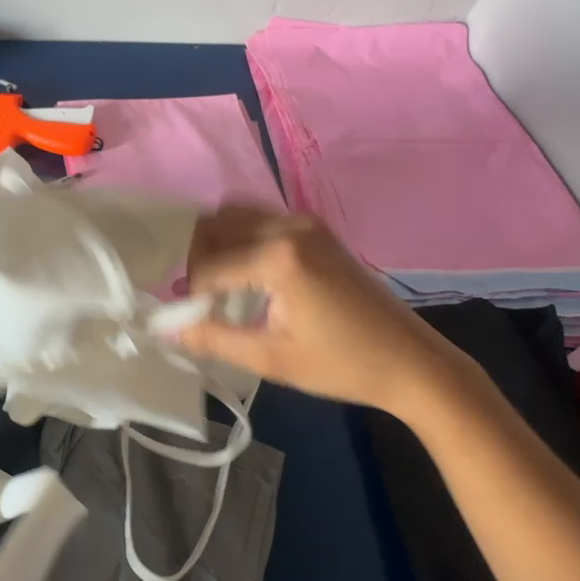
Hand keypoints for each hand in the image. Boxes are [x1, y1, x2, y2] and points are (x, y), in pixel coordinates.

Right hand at [180, 208, 477, 415]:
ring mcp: (307, 223)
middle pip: (217, 223)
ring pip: (238, 215)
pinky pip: (262, 220)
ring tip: (224, 285)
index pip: (209, 265)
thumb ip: (214, 338)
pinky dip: (244, 239)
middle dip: (199, 258)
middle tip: (204, 298)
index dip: (192, 295)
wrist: (412, 362)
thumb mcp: (272, 359)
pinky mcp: (318, 229)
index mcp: (279, 257)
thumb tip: (166, 328)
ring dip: (220, 244)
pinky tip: (251, 277)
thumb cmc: (343, 365)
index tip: (193, 321)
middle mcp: (290, 227)